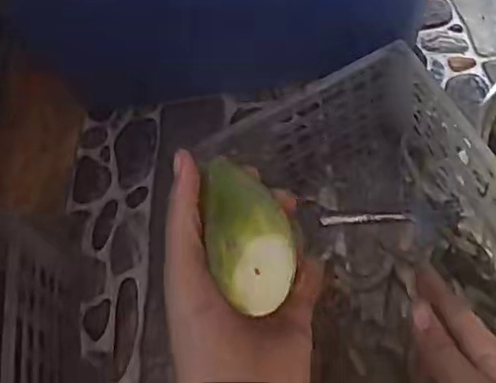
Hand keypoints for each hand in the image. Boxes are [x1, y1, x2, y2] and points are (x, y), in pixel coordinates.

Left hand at [163, 149, 324, 382]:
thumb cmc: (202, 337)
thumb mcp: (184, 271)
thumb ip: (183, 216)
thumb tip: (183, 157)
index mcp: (202, 266)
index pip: (213, 215)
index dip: (227, 188)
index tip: (243, 169)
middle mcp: (233, 276)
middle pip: (252, 225)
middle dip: (264, 202)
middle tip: (273, 191)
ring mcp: (267, 295)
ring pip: (283, 246)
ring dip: (289, 227)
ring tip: (291, 215)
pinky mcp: (296, 316)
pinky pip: (309, 281)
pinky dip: (311, 268)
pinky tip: (307, 264)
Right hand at [411, 266, 495, 382]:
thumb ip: (446, 352)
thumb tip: (416, 306)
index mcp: (491, 349)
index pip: (455, 307)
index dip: (433, 284)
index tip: (414, 260)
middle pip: (459, 326)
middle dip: (436, 306)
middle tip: (411, 284)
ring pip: (462, 350)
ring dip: (440, 335)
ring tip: (417, 321)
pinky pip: (464, 371)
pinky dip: (445, 364)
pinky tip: (437, 369)